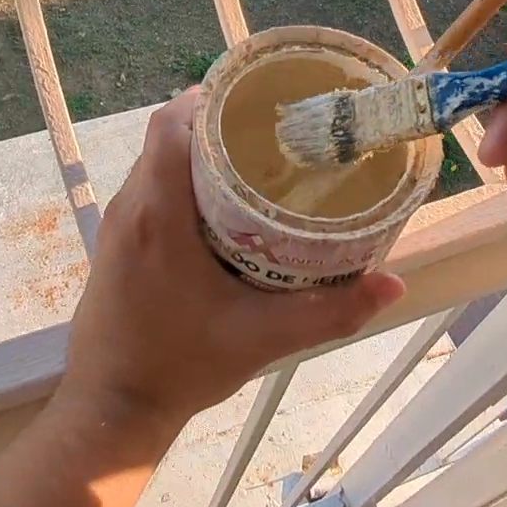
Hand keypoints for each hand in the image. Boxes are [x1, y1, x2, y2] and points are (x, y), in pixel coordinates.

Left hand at [56, 89, 406, 433]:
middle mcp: (131, 207)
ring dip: (195, 150)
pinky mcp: (114, 241)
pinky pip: (147, 186)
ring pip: (155, 161)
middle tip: (268, 129)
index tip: (253, 99)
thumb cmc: (182, 365)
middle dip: (212, 121)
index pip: (170, 127)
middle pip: (165, 137)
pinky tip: (219, 201)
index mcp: (159, 215)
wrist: (112, 408)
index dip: (207, 99)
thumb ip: (330, 311)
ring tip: (250, 158)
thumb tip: (393, 282)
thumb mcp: (263, 338)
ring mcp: (117, 224)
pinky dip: (179, 176)